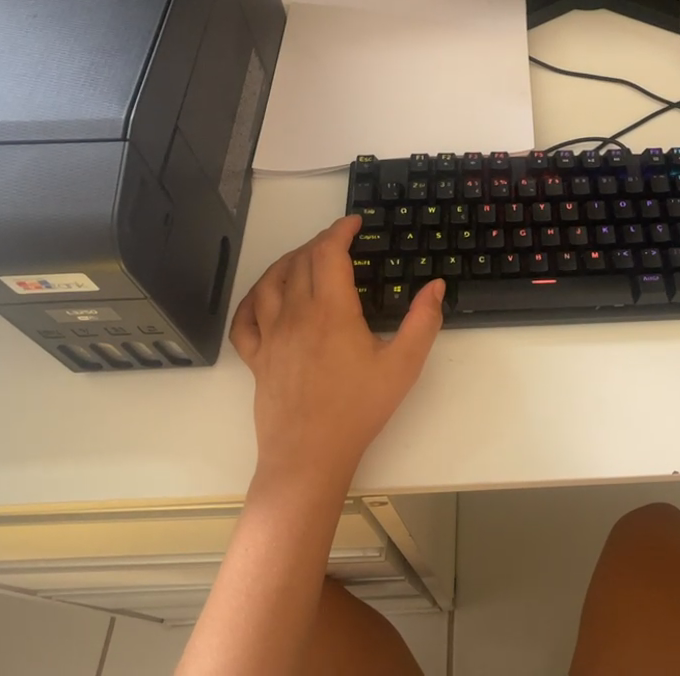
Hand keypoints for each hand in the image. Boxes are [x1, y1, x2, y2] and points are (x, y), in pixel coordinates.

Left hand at [229, 215, 443, 491]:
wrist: (309, 457)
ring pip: (270, 282)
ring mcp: (270, 337)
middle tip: (339, 240)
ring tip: (306, 257)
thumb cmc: (358, 410)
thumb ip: (423, 321)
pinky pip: (245, 318)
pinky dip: (253, 298)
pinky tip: (265, 295)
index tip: (353, 223)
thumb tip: (435, 285)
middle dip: (320, 242)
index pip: (328, 253)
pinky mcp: (255, 359)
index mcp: (331, 311)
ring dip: (289, 261)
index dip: (339, 230)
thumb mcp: (403, 366)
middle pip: (300, 262)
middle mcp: (295, 315)